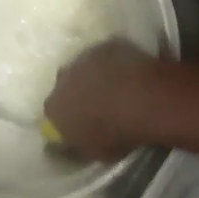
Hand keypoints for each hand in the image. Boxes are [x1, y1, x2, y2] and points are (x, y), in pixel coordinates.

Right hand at [43, 40, 161, 161]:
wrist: (144, 101)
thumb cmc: (117, 134)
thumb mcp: (94, 152)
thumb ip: (76, 147)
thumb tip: (65, 146)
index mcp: (54, 108)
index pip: (54, 113)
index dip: (68, 117)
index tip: (82, 123)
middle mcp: (62, 79)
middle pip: (67, 85)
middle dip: (79, 92)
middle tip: (100, 103)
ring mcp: (84, 58)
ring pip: (86, 67)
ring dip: (97, 75)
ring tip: (118, 86)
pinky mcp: (107, 45)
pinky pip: (108, 54)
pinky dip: (116, 61)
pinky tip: (131, 71)